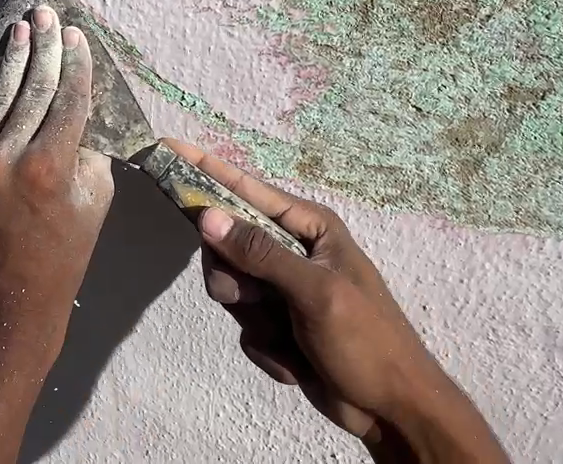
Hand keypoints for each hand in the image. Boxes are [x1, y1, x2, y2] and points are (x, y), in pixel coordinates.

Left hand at [0, 4, 114, 333]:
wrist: (6, 300)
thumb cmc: (64, 252)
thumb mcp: (94, 199)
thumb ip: (85, 148)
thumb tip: (75, 107)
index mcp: (49, 167)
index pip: (67, 100)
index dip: (74, 65)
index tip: (77, 36)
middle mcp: (6, 160)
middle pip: (30, 90)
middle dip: (43, 49)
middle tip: (47, 14)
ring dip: (13, 63)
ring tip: (22, 30)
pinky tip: (5, 78)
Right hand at [166, 140, 506, 463]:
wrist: (395, 414)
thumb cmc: (367, 341)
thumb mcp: (314, 293)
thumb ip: (260, 253)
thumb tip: (207, 216)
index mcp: (308, 227)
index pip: (245, 188)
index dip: (205, 169)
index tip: (167, 147)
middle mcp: (291, 249)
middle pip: (226, 243)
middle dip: (232, 275)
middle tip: (246, 298)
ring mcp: (281, 287)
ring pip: (230, 285)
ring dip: (252, 317)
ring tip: (286, 336)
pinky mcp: (277, 322)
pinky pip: (244, 324)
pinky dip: (266, 346)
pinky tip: (297, 360)